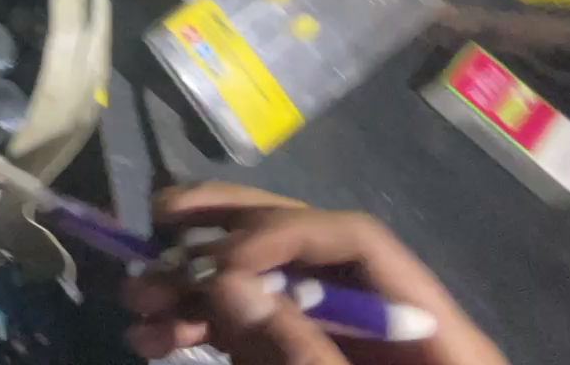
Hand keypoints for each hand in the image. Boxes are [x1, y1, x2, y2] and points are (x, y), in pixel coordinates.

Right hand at [121, 183, 505, 364]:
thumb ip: (301, 358)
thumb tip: (226, 277)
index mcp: (434, 338)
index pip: (356, 242)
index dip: (284, 234)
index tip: (220, 260)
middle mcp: (378, 323)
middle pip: (296, 243)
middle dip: (219, 230)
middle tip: (158, 218)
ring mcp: (330, 342)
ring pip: (255, 280)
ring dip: (188, 283)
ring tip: (135, 299)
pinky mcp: (291, 362)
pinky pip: (238, 323)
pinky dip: (191, 323)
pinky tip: (148, 337)